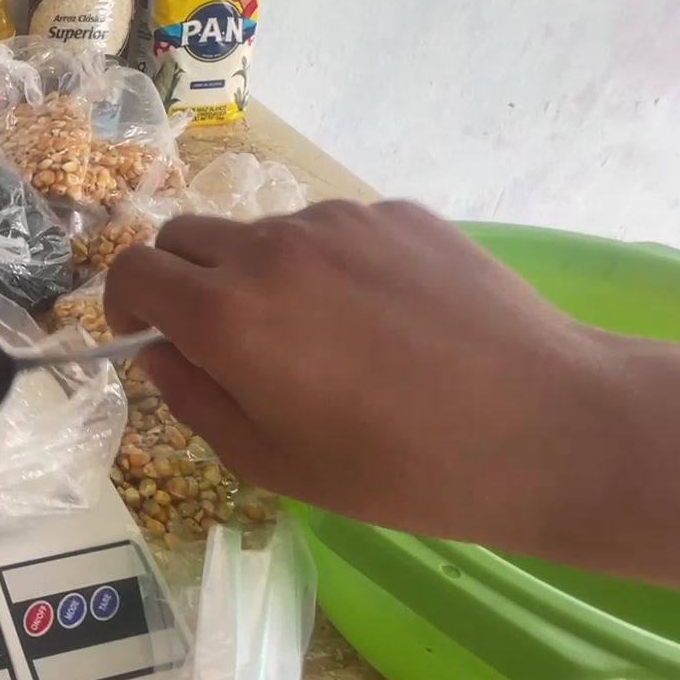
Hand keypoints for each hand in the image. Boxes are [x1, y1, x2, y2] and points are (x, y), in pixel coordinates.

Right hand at [104, 201, 618, 549]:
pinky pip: (324, 229)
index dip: (124, 301)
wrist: (556, 431)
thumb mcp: (266, 460)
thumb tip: (157, 354)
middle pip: (181, 237)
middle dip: (178, 280)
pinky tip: (375, 312)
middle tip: (219, 333)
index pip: (132, 271)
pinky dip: (319, 262)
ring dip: (253, 273)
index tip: (146, 334)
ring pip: (254, 233)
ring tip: (316, 328)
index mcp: (225, 314)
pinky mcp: (392, 211)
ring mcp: (334, 222)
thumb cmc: (395, 468)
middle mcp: (267, 249)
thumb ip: (191, 399)